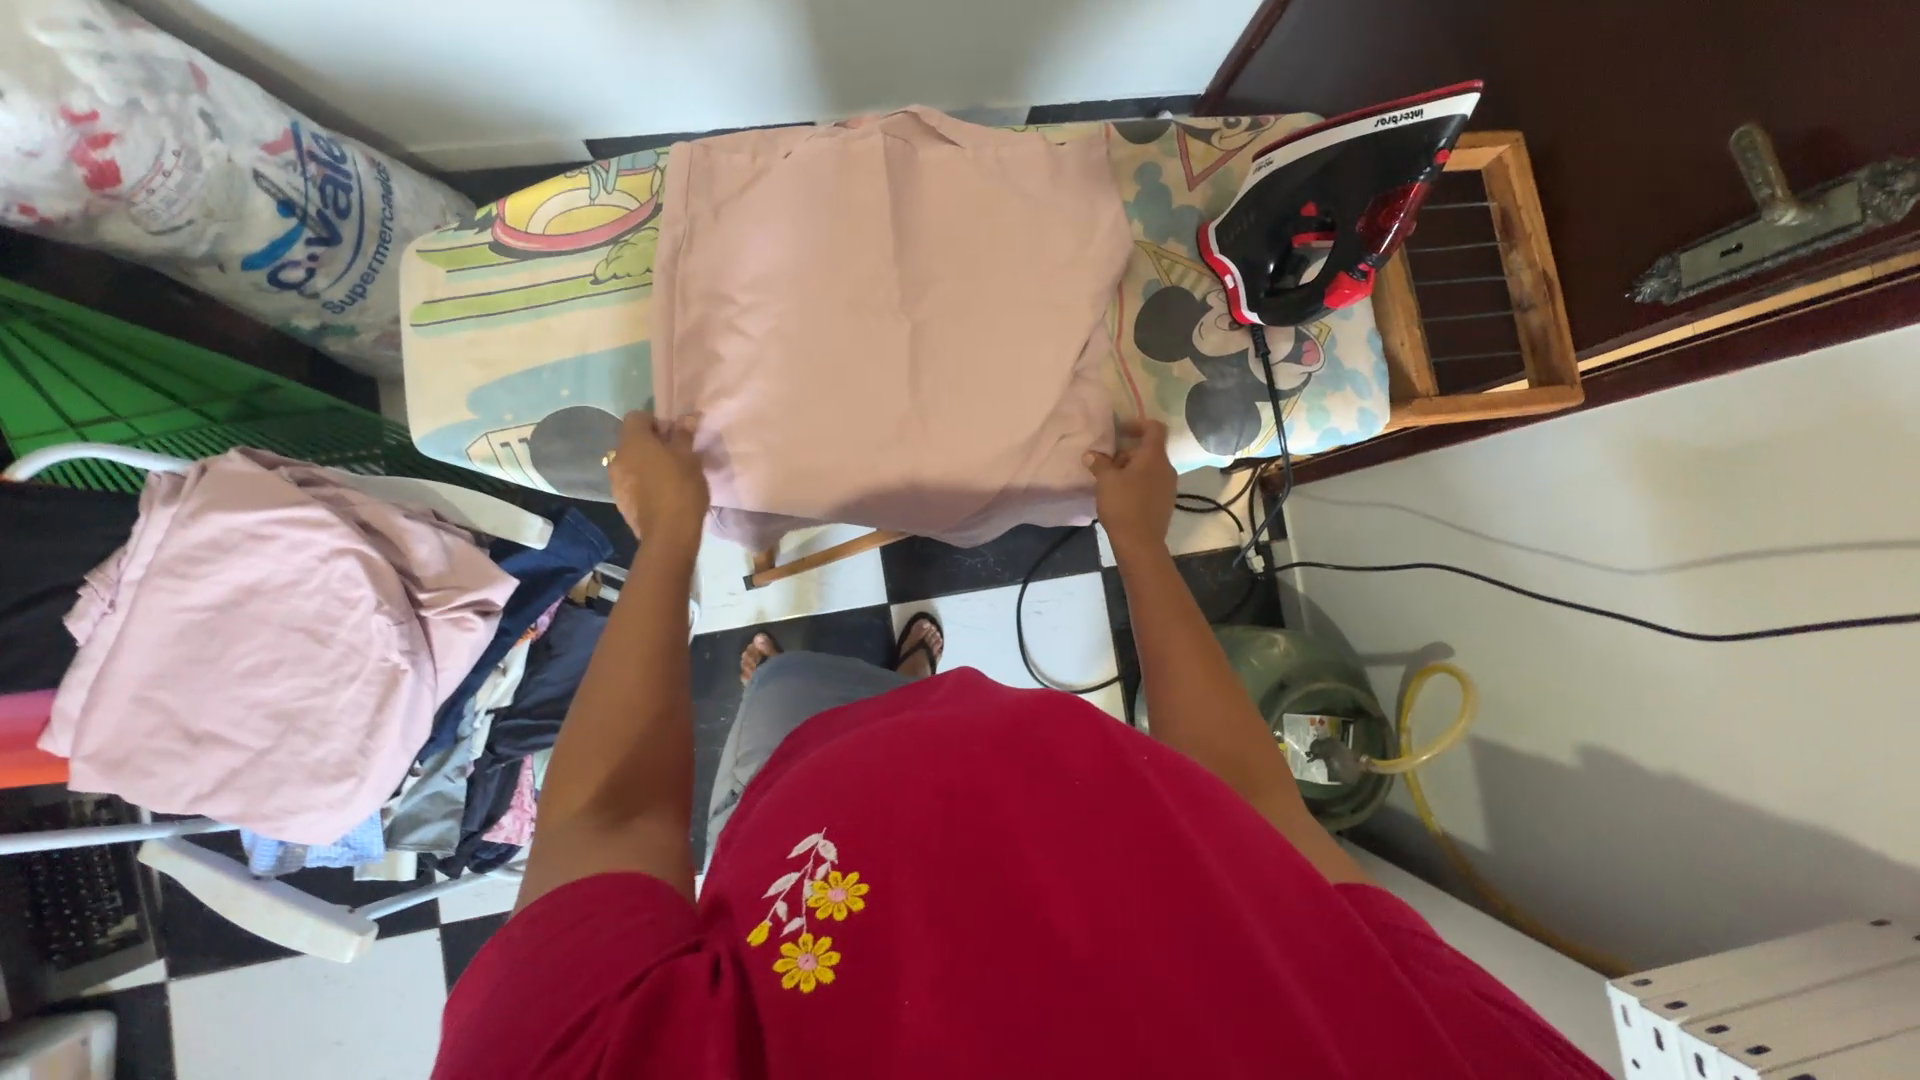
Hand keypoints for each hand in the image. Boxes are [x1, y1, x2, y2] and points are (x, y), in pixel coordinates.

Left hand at [608, 410, 708, 553]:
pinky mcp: (620, 501)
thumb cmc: (681, 487)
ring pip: (630, 462)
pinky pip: (630, 482)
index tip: (674, 435)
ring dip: (646, 464)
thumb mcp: (689, 457)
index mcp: (633, 441)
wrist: (669, 533)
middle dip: (651, 444)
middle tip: (675, 455)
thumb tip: (685, 418)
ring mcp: (615, 481)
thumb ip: (684, 434)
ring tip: (668, 476)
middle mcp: (618, 457)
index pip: (637, 416)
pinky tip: (661, 494)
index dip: (656, 422)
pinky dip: (642, 482)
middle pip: (632, 440)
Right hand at [1085, 419, 1174, 559]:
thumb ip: (1099, 463)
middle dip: (1127, 453)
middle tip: (1106, 465)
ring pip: (1149, 468)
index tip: (1120, 431)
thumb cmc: (1123, 505)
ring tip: (1110, 482)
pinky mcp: (1165, 502)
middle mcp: (1166, 468)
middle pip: (1148, 450)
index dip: (1138, 424)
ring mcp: (1168, 487)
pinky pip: (1151, 484)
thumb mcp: (1105, 481)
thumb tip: (1092, 455)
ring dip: (1130, 469)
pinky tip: (1121, 497)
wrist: (1140, 543)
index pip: (1155, 428)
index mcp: (1154, 457)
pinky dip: (1137, 483)